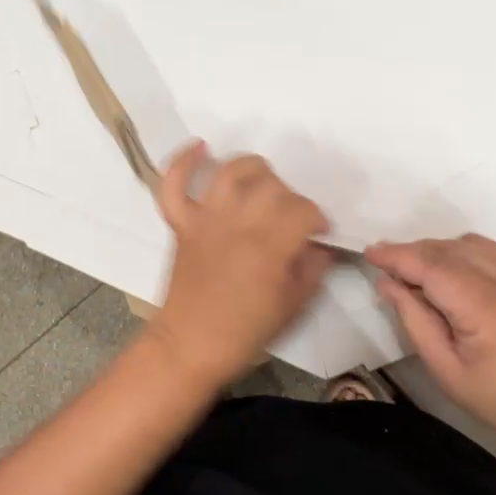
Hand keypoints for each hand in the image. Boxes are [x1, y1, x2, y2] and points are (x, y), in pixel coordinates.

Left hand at [149, 142, 332, 384]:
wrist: (189, 347)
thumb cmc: (245, 332)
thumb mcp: (292, 306)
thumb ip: (312, 270)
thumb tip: (321, 246)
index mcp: (269, 246)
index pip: (302, 210)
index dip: (317, 217)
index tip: (319, 232)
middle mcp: (237, 224)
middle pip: (271, 187)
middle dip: (291, 196)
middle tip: (293, 217)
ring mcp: (205, 221)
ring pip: (229, 173)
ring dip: (251, 166)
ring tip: (264, 175)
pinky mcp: (182, 225)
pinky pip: (174, 185)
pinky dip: (183, 162)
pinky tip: (201, 147)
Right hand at [367, 235, 495, 457]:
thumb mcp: (448, 371)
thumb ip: (415, 321)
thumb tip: (388, 283)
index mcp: (489, 311)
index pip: (433, 267)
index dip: (398, 256)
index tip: (371, 253)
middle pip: (452, 248)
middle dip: (416, 251)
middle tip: (389, 265)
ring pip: (475, 244)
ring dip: (442, 251)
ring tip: (421, 272)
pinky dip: (469, 257)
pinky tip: (458, 279)